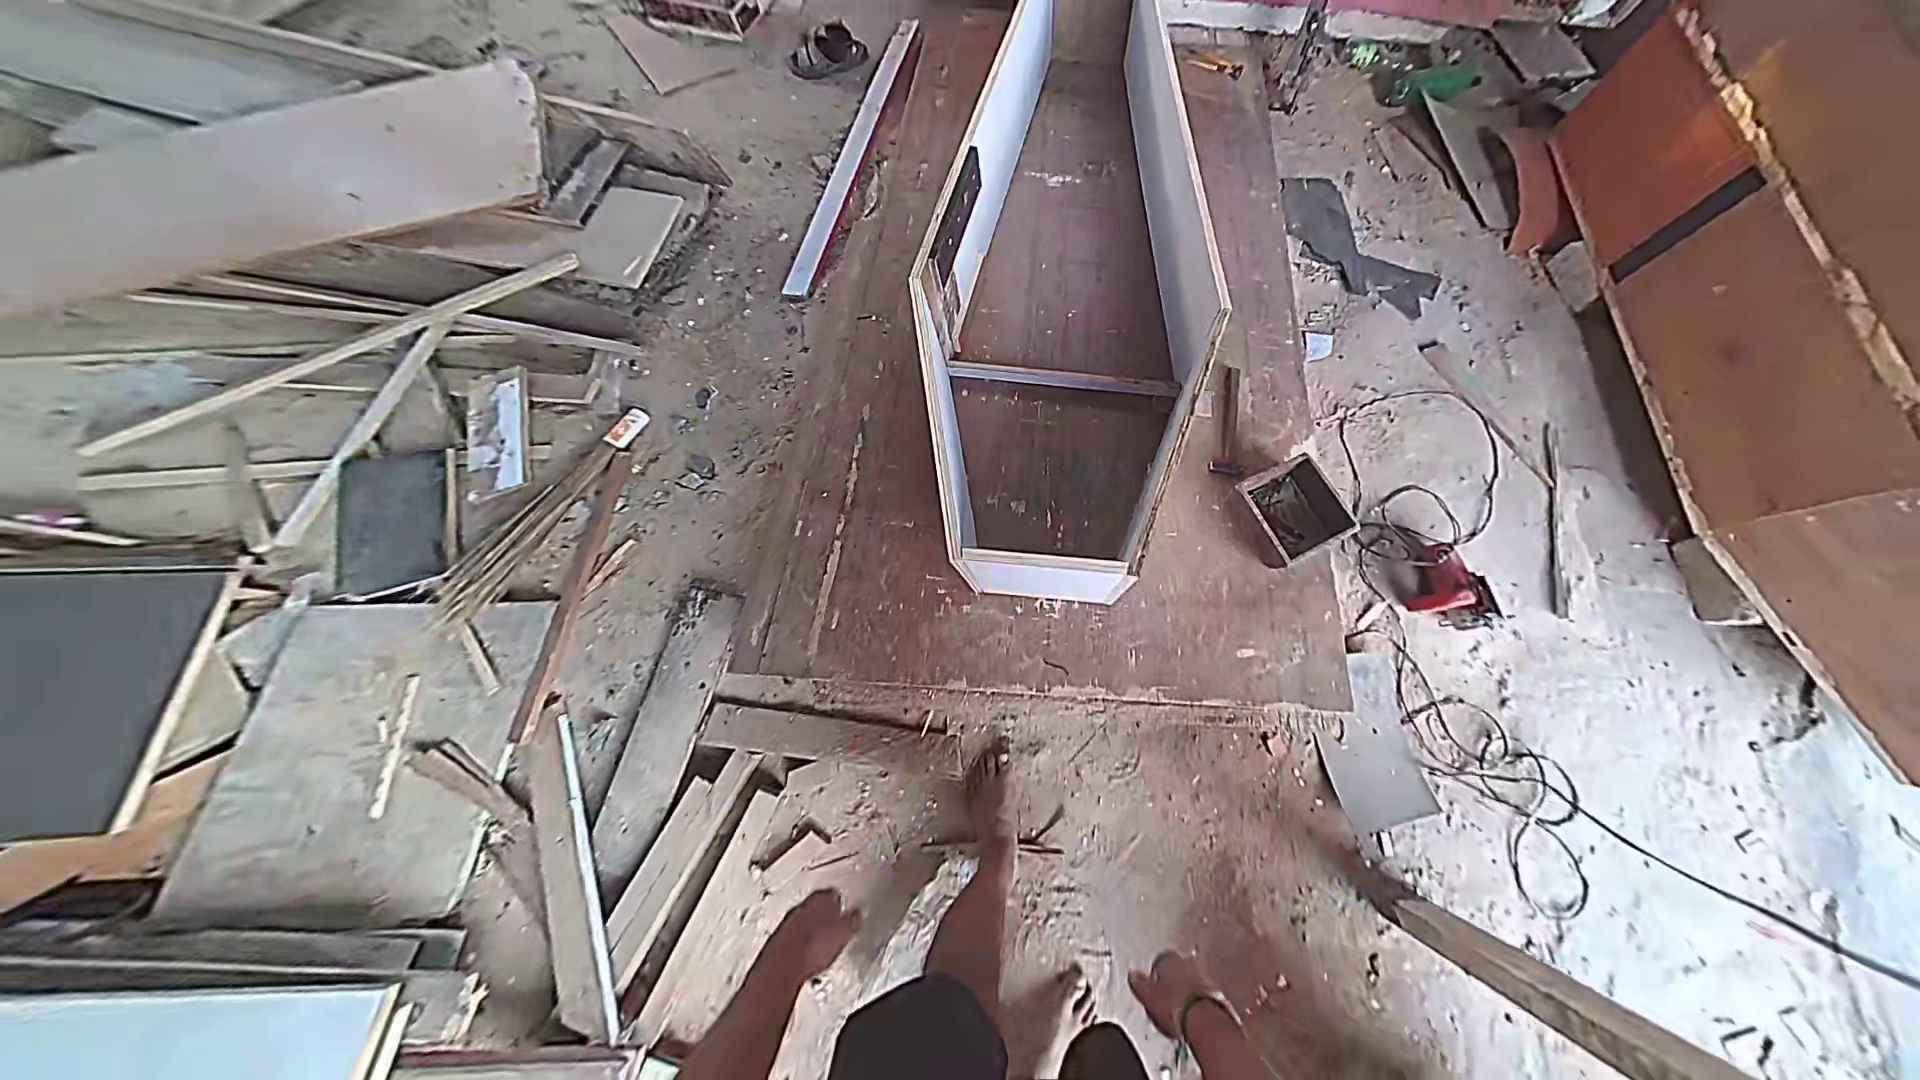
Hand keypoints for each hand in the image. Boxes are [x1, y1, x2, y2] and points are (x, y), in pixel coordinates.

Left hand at [767, 889, 861, 978]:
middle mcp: (803, 905)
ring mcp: (789, 921)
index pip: (834, 893)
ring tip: (819, 942)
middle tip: (833, 924)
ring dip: (810, 927)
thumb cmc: (814, 946)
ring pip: (803, 918)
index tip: (845, 909)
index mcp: (822, 898)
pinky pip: (792, 934)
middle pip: (816, 904)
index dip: (841, 902)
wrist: (786, 964)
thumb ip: (853, 921)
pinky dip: (798, 940)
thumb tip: (858, 915)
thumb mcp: (845, 933)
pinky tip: (804, 953)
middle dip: (824, 913)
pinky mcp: (778, 939)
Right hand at [1128, 950, 1219, 1038]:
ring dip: (1185, 991)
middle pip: (1177, 969)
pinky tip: (1191, 1015)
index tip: (1151, 986)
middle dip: (1172, 980)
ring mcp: (1204, 979)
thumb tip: (1133, 975)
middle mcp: (1188, 963)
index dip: (1154, 974)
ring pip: (1191, 981)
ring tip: (1178, 1009)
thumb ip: (1140, 983)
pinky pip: (1202, 996)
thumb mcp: (1148, 996)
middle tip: (1165, 997)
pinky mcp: (1217, 996)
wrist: (1204, 1023)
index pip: (1159, 960)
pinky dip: (1197, 1002)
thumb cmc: (1176, 1005)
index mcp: (1169, 958)